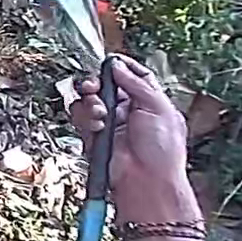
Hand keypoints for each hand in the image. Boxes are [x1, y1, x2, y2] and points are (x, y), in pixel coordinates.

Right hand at [71, 57, 201, 223]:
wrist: (146, 180)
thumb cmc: (162, 149)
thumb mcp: (158, 108)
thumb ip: (136, 83)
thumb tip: (116, 66)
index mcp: (148, 100)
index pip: (132, 76)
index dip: (121, 66)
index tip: (111, 60)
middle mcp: (126, 109)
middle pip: (104, 84)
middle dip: (96, 82)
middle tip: (94, 85)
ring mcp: (108, 121)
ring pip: (88, 98)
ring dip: (90, 101)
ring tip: (100, 112)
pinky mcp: (92, 134)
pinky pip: (79, 116)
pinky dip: (84, 116)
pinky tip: (97, 124)